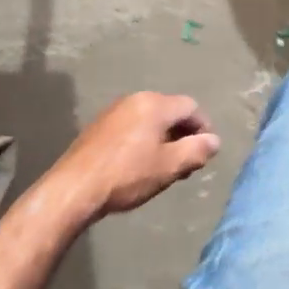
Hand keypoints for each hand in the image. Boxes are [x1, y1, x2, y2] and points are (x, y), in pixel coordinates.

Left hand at [55, 93, 219, 214]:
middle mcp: (134, 100)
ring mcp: (114, 112)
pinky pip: (133, 127)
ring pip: (151, 121)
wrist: (75, 188)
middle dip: (184, 136)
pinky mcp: (99, 127)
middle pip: (171, 112)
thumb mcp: (170, 166)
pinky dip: (145, 141)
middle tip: (185, 165)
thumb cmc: (128, 175)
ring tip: (164, 168)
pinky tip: (139, 166)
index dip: (204, 129)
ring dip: (164, 140)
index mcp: (155, 105)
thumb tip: (214, 141)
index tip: (203, 154)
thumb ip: (197, 150)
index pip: (192, 107)